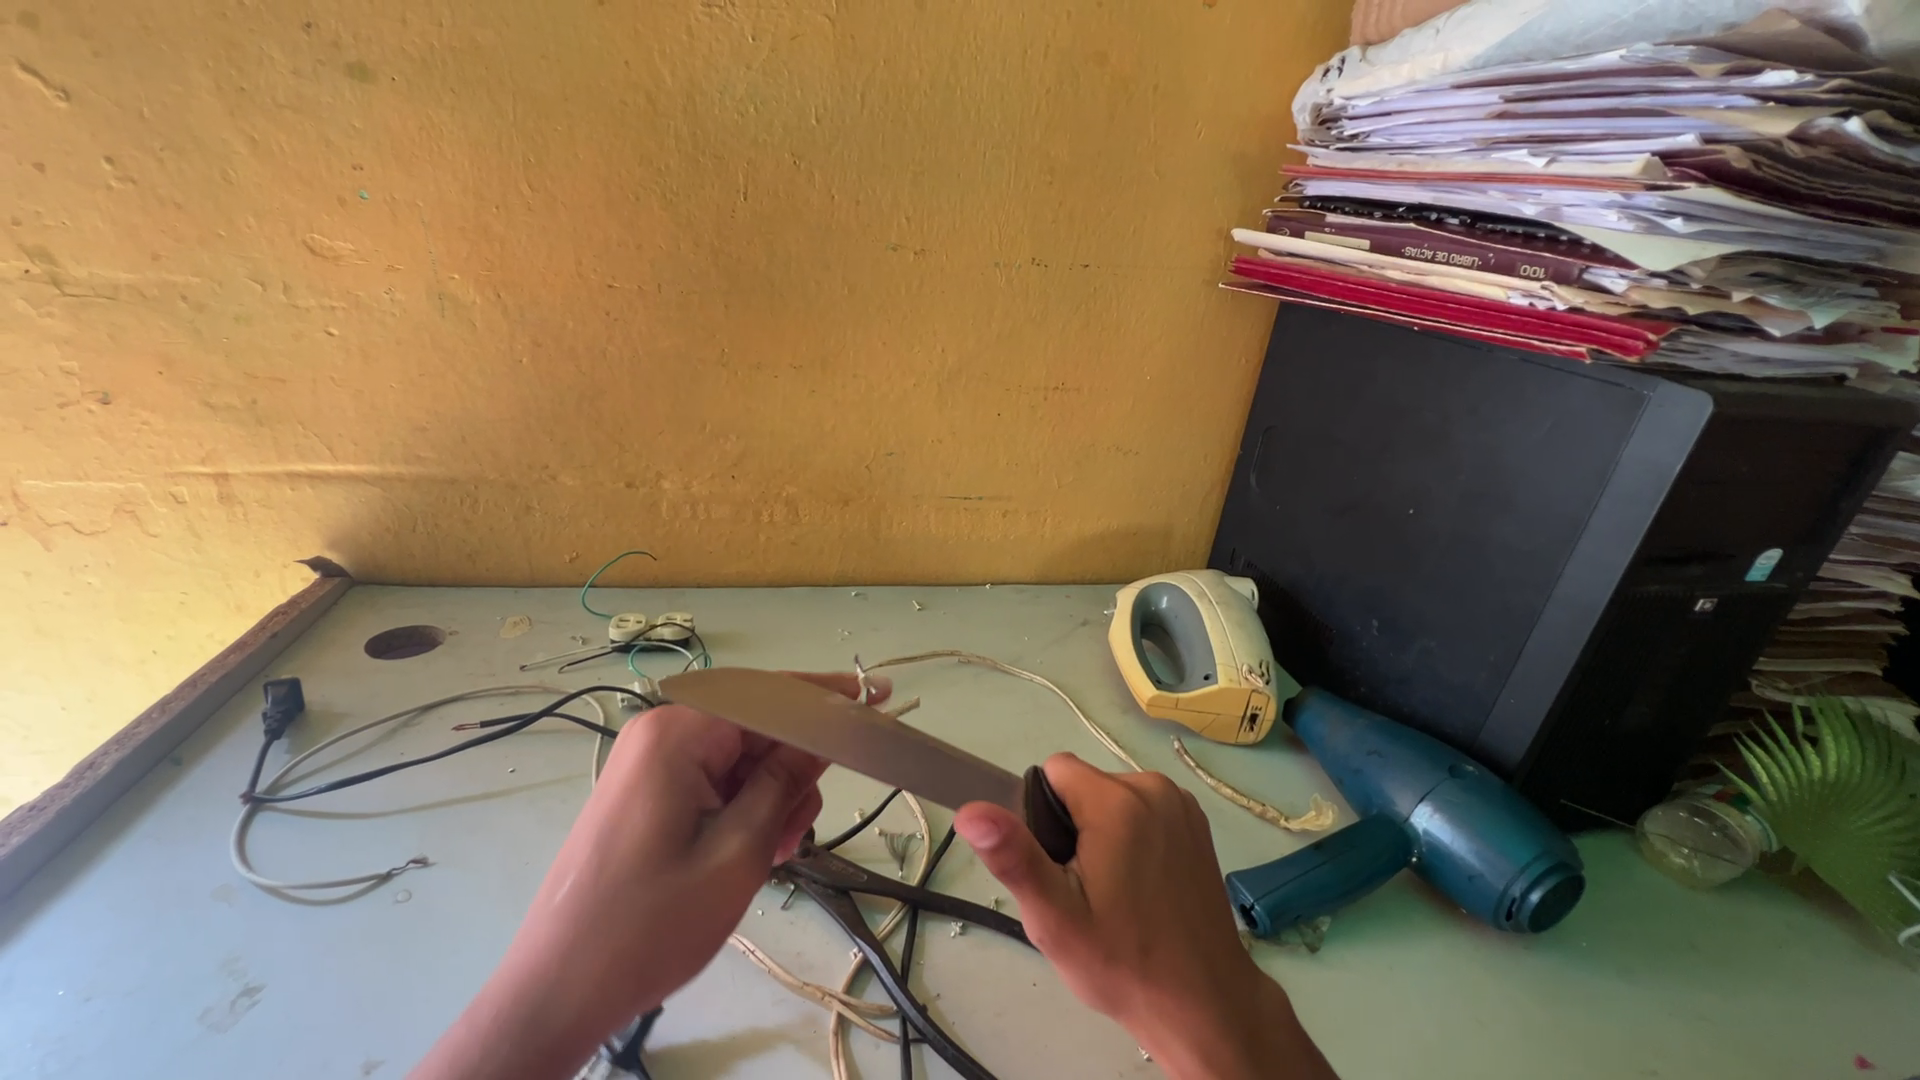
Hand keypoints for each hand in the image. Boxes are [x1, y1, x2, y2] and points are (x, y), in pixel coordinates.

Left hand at [410, 671, 888, 1079]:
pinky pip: (716, 780)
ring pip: (741, 758)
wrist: (556, 992)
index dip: (829, 696)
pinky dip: (745, 808)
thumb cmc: (649, 924)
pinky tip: (752, 852)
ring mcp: (651, 764)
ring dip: (772, 796)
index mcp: (678, 732)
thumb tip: (824, 735)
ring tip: (776, 853)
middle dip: (794, 768)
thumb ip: (784, 783)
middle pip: (757, 726)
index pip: (772, 694)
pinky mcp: (648, 793)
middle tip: (803, 828)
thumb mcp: (738, 852)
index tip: (879, 696)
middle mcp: (661, 733)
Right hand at [953, 754, 1335, 1079]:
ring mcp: (1180, 804)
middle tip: (1084, 890)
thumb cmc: (1122, 963)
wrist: (1202, 1004)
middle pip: (1083, 785)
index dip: (1043, 817)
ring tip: (1114, 892)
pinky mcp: (1196, 822)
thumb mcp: (1054, 918)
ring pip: (1111, 797)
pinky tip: (1141, 885)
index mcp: (1117, 802)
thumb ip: (1013, 858)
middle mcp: (1153, 787)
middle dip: (1073, 827)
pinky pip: (1142, 809)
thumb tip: (969, 811)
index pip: (1054, 772)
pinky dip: (1133, 835)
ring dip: (1102, 831)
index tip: (1057, 866)